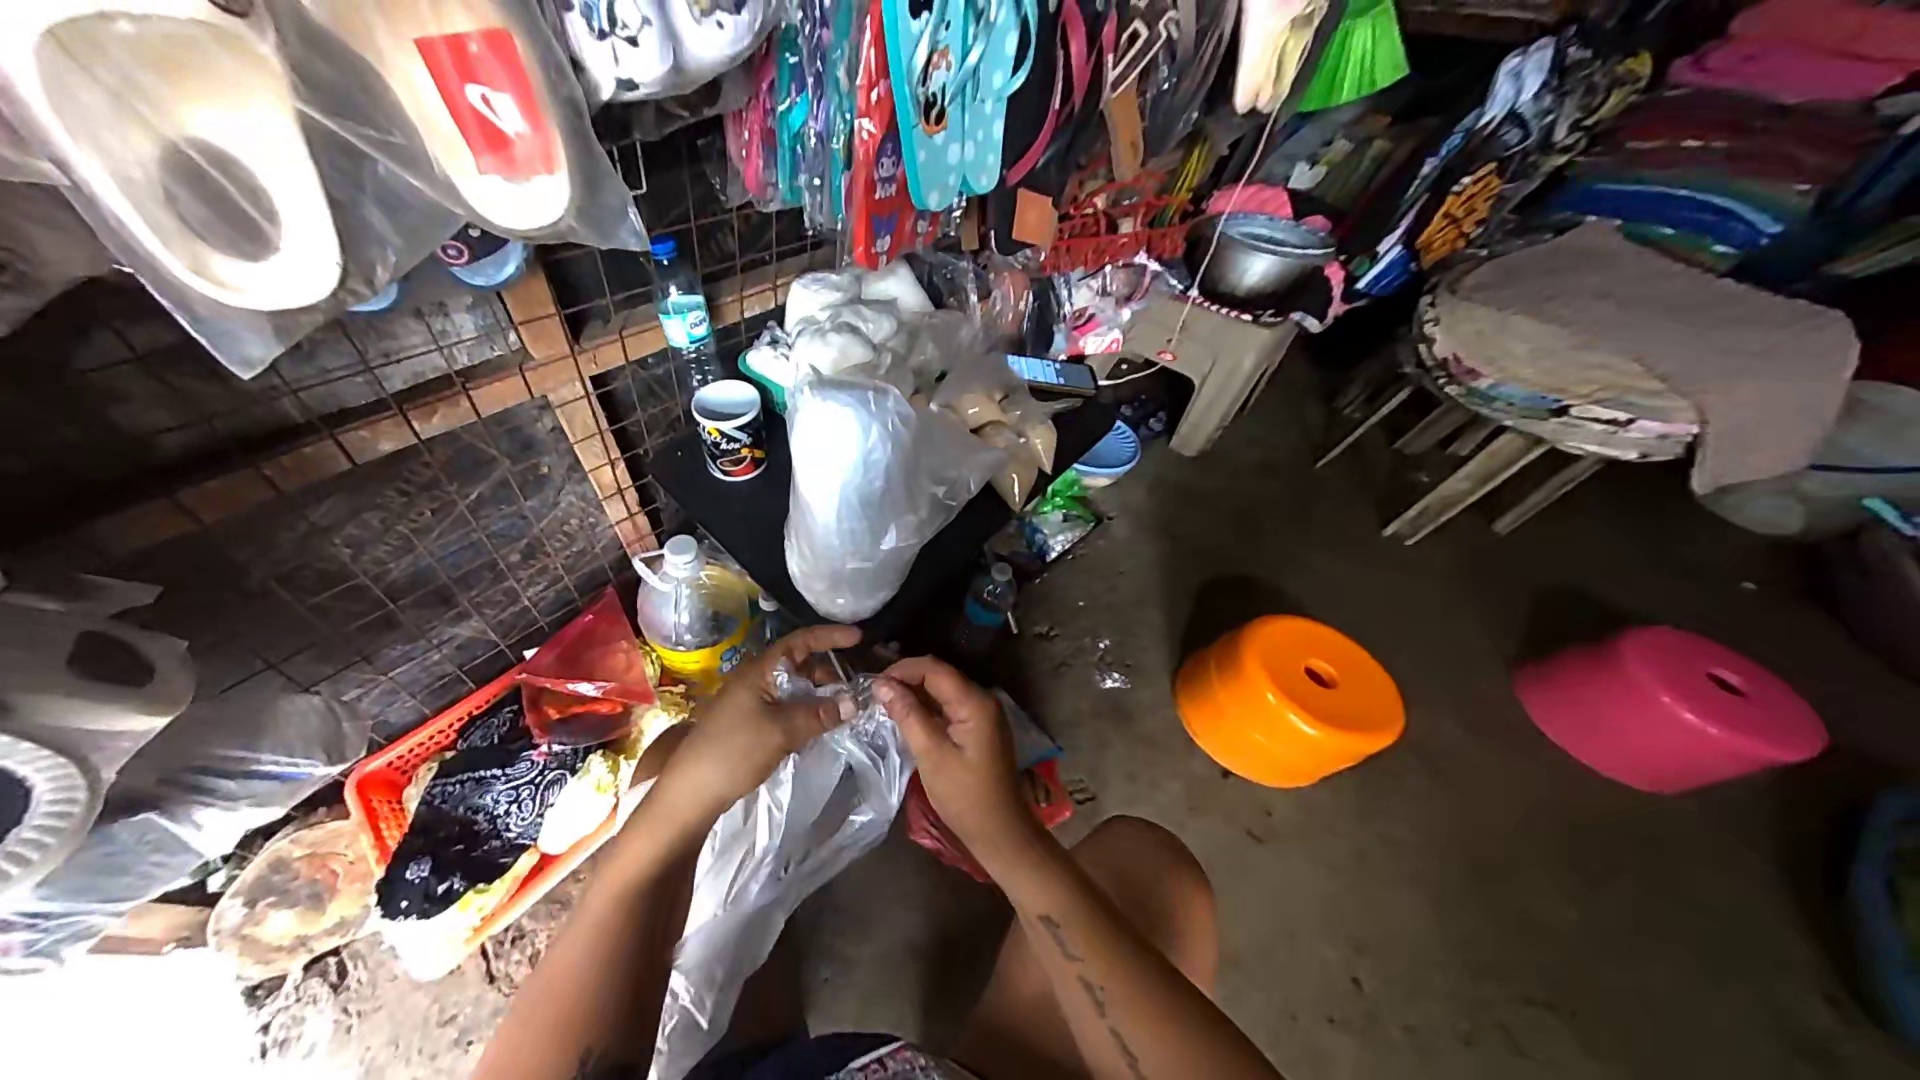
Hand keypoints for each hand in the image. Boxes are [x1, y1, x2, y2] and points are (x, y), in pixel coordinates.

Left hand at [651, 624, 861, 823]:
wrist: (691, 792)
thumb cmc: (734, 751)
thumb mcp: (782, 730)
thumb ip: (820, 714)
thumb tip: (854, 702)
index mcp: (760, 670)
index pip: (800, 641)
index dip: (830, 636)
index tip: (858, 637)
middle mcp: (756, 679)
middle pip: (800, 665)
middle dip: (829, 672)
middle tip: (855, 688)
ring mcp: (752, 701)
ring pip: (795, 688)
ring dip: (819, 695)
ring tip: (844, 709)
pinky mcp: (751, 722)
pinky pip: (787, 707)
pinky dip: (807, 711)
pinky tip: (821, 726)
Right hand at [874, 657, 1042, 867]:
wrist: (999, 831)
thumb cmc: (965, 796)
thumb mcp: (931, 755)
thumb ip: (908, 715)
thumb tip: (882, 684)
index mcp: (975, 702)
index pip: (934, 669)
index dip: (902, 670)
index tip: (874, 684)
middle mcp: (982, 699)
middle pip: (939, 675)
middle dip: (906, 679)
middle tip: (875, 694)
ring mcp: (982, 713)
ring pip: (942, 689)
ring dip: (914, 693)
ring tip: (884, 704)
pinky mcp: (977, 727)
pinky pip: (948, 706)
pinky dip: (926, 707)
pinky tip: (906, 716)